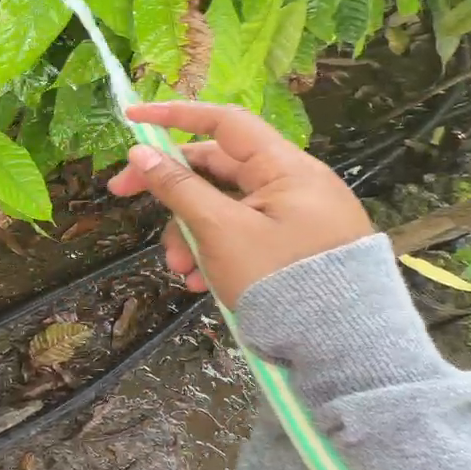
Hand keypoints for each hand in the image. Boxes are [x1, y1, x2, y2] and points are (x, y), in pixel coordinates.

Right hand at [106, 102, 374, 308]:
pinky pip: (238, 232)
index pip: (225, 123)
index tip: (131, 119)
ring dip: (188, 230)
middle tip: (122, 196)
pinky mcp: (292, 247)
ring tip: (178, 268)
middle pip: (215, 168)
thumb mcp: (218, 230)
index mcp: (288, 171)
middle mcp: (295, 187)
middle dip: (170, 189)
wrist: (348, 354)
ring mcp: (295, 218)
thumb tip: (141, 152)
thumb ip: (177, 187)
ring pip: (221, 205)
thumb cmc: (281, 279)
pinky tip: (200, 280)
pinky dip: (211, 249)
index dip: (175, 115)